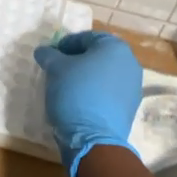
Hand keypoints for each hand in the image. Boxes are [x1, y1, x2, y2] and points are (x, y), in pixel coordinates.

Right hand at [33, 30, 143, 176]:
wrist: (94, 139)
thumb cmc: (75, 93)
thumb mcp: (55, 68)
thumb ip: (49, 54)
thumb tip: (44, 51)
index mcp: (115, 47)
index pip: (86, 38)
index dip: (65, 44)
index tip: (51, 56)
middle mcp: (130, 63)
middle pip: (97, 56)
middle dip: (77, 61)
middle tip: (57, 70)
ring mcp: (133, 87)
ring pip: (104, 75)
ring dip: (86, 78)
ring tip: (66, 88)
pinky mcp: (130, 109)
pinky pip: (109, 93)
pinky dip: (94, 94)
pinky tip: (79, 103)